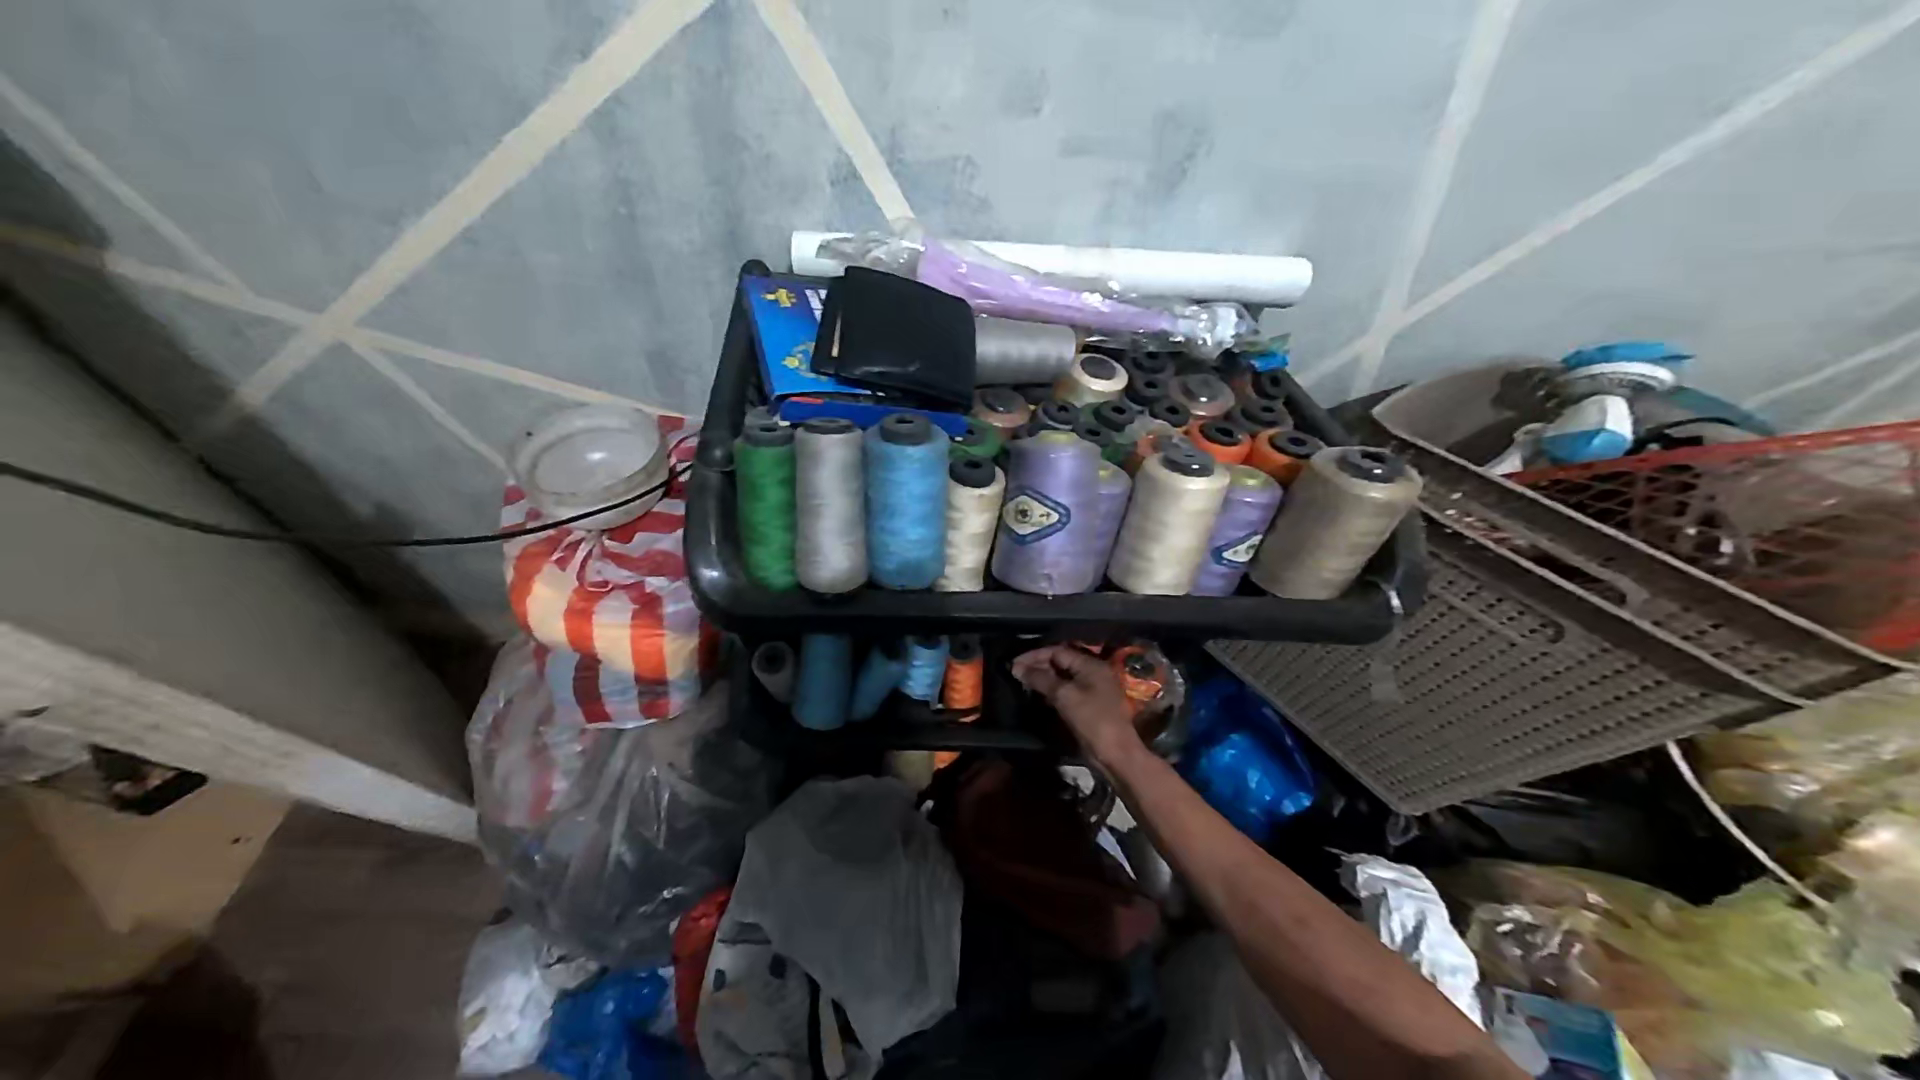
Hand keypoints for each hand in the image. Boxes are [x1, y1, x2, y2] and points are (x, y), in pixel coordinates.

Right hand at [1011, 645, 1142, 770]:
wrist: (1115, 752)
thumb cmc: (1091, 719)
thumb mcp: (1064, 695)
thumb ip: (1040, 679)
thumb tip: (1017, 668)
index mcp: (1090, 664)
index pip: (1057, 651)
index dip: (1034, 655)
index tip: (1014, 664)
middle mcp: (1092, 672)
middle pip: (1060, 662)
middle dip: (1037, 666)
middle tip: (1016, 674)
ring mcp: (1091, 688)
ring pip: (1062, 676)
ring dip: (1043, 678)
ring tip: (1023, 683)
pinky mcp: (1088, 704)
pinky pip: (1066, 690)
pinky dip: (1051, 690)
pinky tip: (1038, 695)